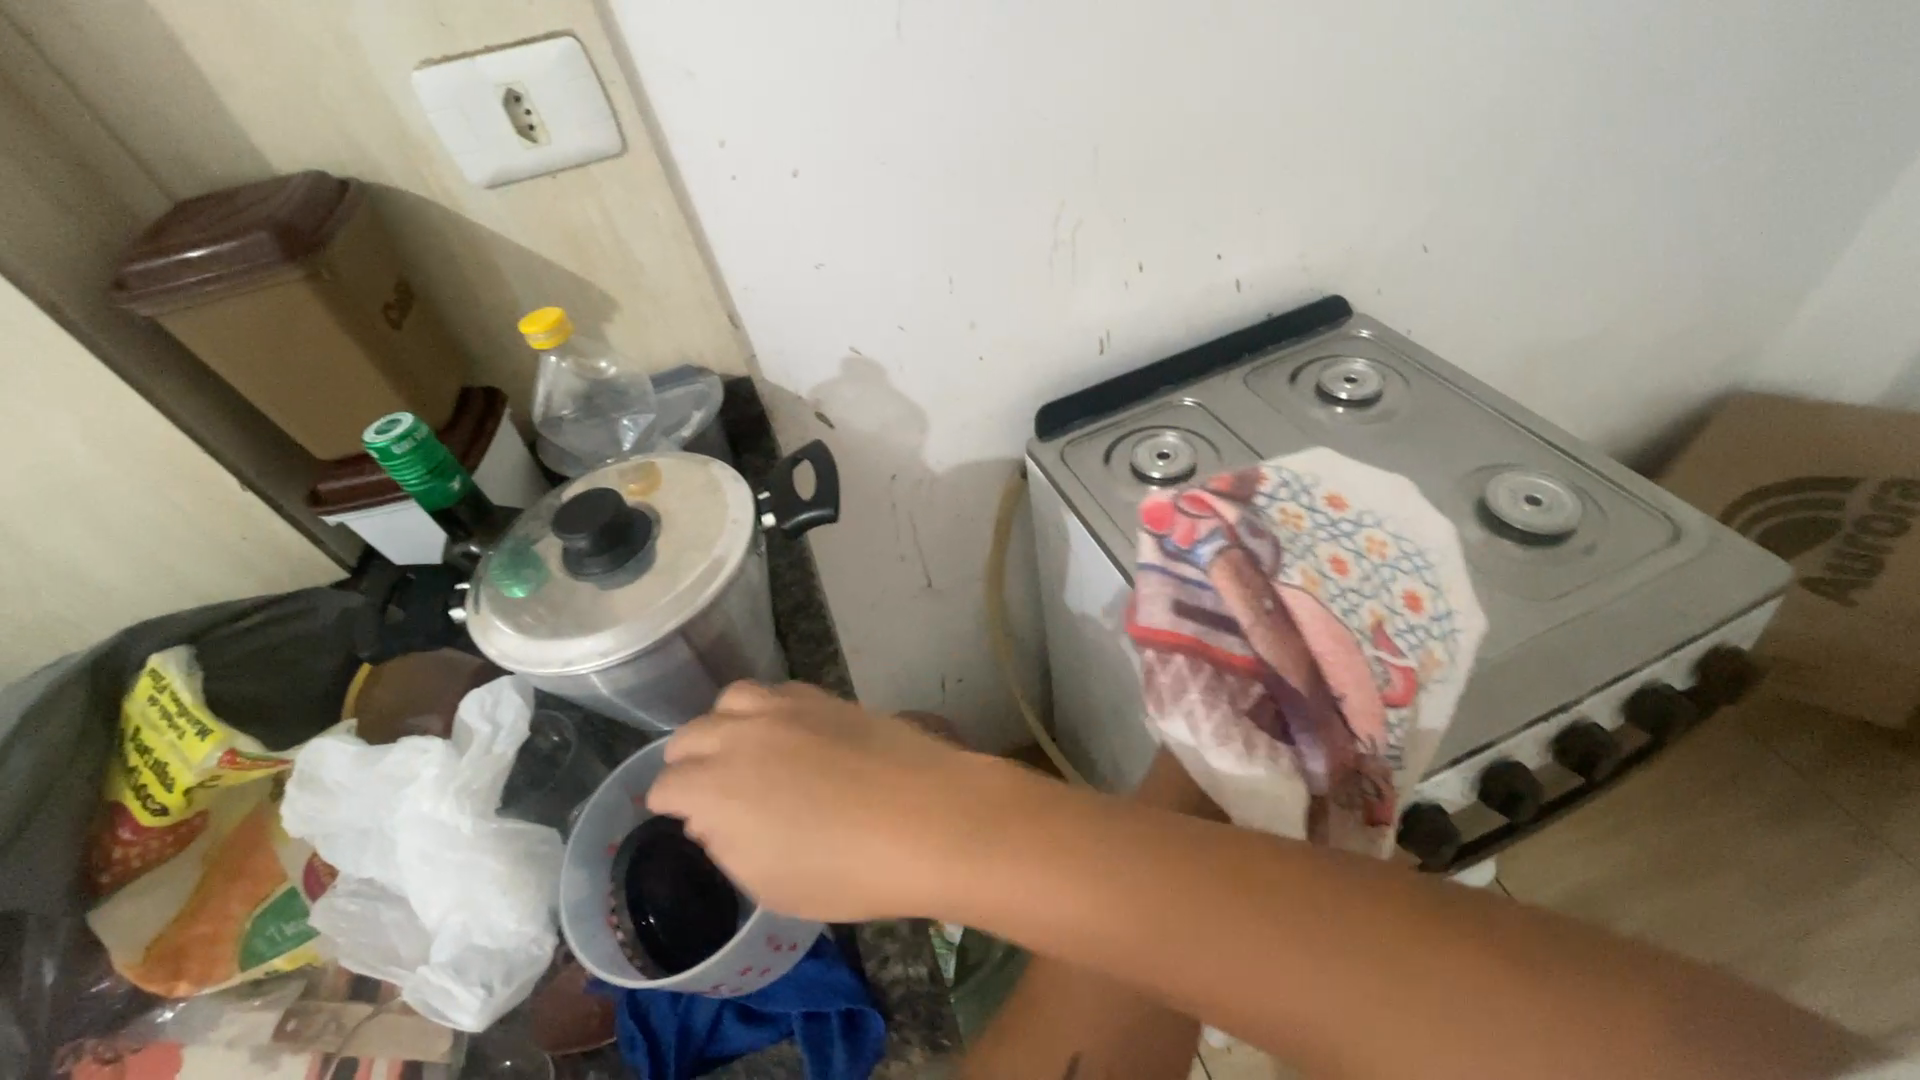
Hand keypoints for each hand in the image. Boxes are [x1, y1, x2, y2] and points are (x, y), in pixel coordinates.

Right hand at [646, 681, 1029, 921]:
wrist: (928, 819)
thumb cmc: (846, 871)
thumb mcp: (769, 884)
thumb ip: (726, 844)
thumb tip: (710, 818)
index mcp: (711, 787)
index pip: (665, 785)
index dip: (668, 805)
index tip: (683, 818)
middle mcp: (738, 735)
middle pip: (690, 735)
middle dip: (689, 762)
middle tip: (710, 788)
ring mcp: (784, 708)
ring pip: (730, 700)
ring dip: (725, 724)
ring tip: (744, 748)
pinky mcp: (824, 696)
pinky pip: (777, 692)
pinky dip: (768, 709)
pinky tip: (788, 731)